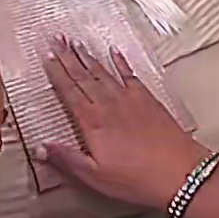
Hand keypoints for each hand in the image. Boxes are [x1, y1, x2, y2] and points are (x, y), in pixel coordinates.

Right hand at [40, 40, 209, 211]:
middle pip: (82, 75)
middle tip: (56, 38)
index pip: (68, 91)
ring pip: (102, 71)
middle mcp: (106, 103)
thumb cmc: (135, 179)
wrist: (180, 173)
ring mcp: (127, 98)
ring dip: (87, 55)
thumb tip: (38, 147)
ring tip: (76, 41)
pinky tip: (114, 51)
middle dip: (67, 55)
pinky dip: (120, 62)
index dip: (56, 72)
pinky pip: (129, 75)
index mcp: (91, 121)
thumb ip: (66, 159)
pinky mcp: (146, 99)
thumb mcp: (96, 177)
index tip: (47, 56)